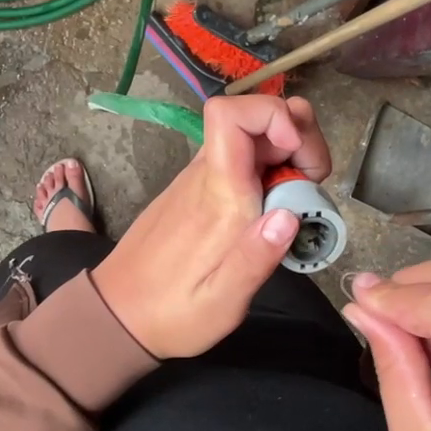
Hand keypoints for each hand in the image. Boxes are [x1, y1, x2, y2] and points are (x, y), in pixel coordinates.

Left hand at [93, 95, 329, 359]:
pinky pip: (240, 161)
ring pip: (250, 137)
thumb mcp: (220, 304)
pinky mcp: (198, 193)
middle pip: (252, 116)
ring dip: (287, 154)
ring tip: (299, 200)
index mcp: (215, 195)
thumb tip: (289, 215)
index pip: (229, 114)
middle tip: (312, 184)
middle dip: (297, 135)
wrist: (118, 316)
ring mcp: (199, 181)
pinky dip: (269, 171)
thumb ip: (254, 260)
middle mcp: (205, 176)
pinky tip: (274, 210)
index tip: (299, 160)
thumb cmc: (170, 314)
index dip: (273, 117)